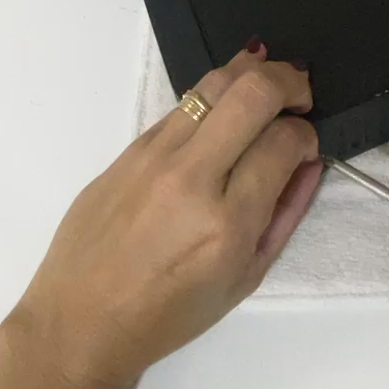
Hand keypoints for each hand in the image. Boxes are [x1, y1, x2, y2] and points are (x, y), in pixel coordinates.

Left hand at [0, 42, 321, 388]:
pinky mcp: (131, 145)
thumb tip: (308, 161)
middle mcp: (191, 177)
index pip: (283, 143)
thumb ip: (284, 214)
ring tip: (273, 78)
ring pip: (216, 82)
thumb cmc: (169, 313)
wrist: (81, 318)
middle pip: (253, 94)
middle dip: (290, 82)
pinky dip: (218, 91)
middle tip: (302, 93)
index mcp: (226, 224)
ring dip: (255, 70)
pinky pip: (184, 103)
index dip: (307, 134)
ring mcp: (155, 155)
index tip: (307, 143)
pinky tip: (234, 93)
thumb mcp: (244, 279)